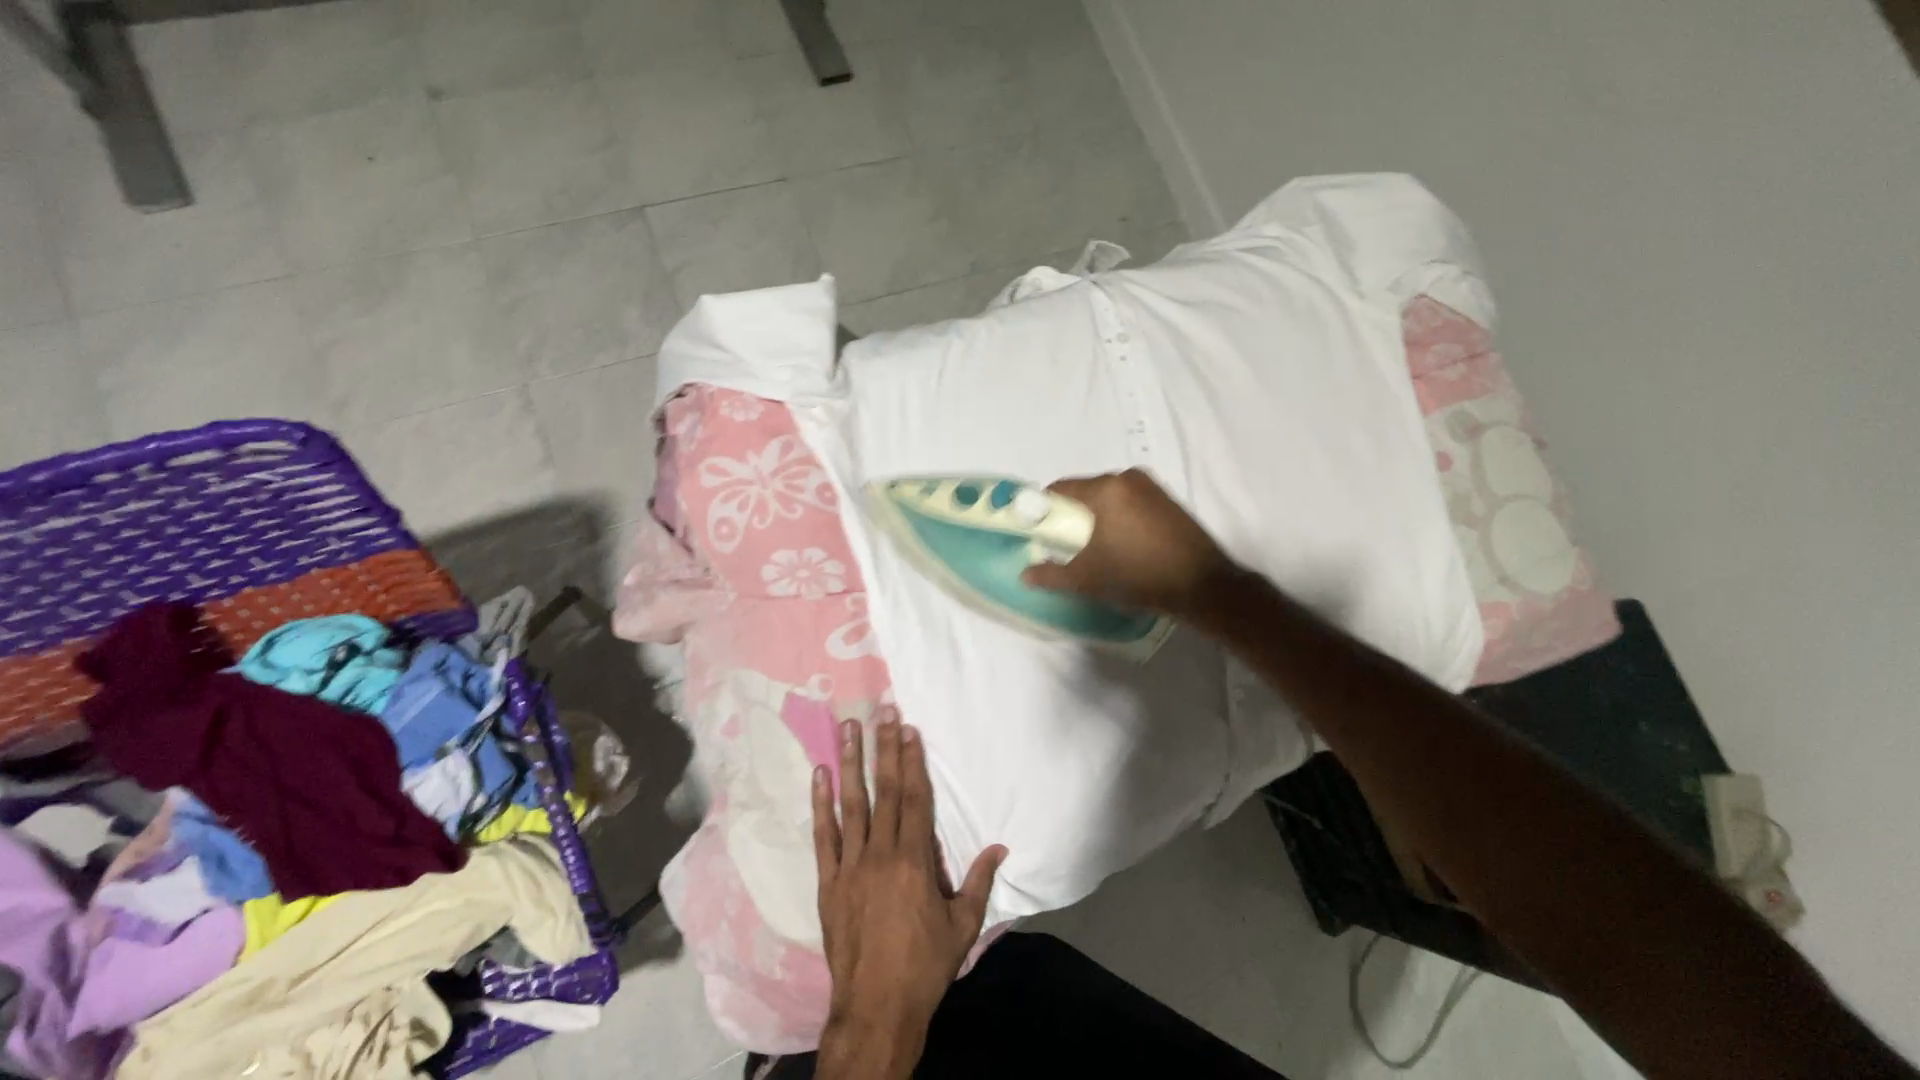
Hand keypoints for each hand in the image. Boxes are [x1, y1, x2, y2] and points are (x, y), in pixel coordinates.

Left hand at [813, 710, 1006, 1078]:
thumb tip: (1001, 847)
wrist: (877, 1005)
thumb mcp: (963, 925)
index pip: (915, 799)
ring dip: (850, 764)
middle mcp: (881, 854)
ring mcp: (850, 866)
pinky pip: (823, 837)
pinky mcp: (828, 882)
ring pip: (851, 805)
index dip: (913, 761)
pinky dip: (820, 805)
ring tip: (848, 728)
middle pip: (885, 791)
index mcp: (915, 861)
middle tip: (881, 711)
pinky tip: (818, 776)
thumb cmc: (926, 965)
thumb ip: (979, 881)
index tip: (909, 729)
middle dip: (884, 749)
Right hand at [1020, 468, 1238, 619]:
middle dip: (1072, 515)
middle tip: (1064, 545)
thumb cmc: (1138, 575)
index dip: (1044, 509)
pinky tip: (1122, 546)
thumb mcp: (1087, 578)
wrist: (1203, 586)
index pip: (1061, 489)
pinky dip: (1120, 519)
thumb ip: (1051, 574)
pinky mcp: (1171, 502)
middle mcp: (1129, 478)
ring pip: (1111, 498)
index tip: (1038, 532)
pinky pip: (1132, 505)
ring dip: (1098, 518)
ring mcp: (1154, 488)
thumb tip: (1026, 574)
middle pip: (1086, 492)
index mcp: (1107, 488)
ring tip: (1094, 549)